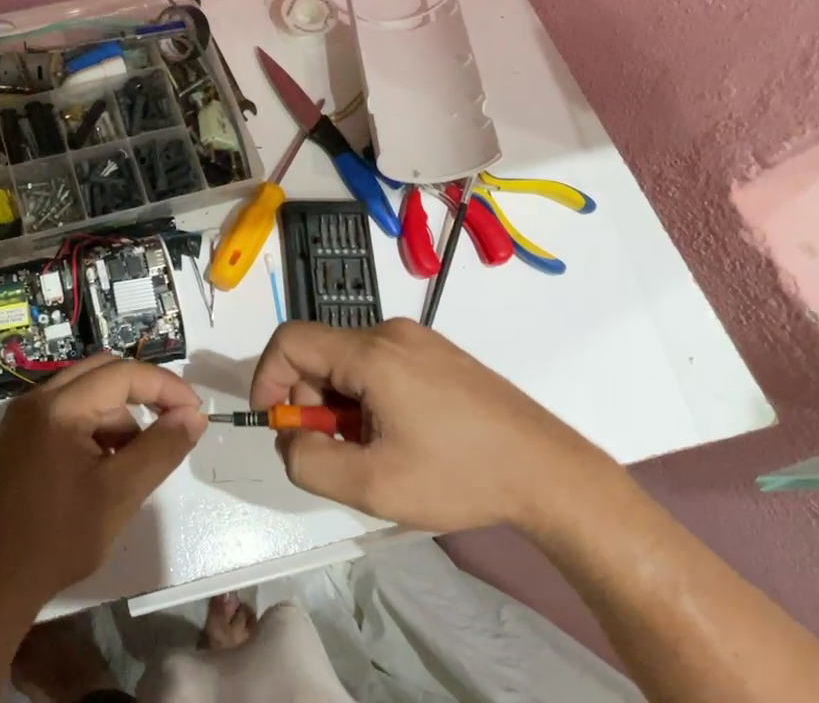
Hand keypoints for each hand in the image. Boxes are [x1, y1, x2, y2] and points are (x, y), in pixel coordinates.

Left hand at [0, 354, 208, 609]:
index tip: (196, 415)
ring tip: (132, 465)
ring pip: (84, 394)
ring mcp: (21, 419)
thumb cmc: (57, 538)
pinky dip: (93, 430)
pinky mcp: (17, 440)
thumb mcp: (120, 494)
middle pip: (102, 373)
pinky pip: (65, 415)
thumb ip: (161, 448)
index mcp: (57, 406)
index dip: (165, 387)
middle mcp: (34, 400)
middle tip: (172, 427)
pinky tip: (103, 470)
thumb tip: (194, 415)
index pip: (122, 374)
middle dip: (142, 396)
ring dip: (117, 417)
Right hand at [249, 318, 618, 532]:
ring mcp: (421, 342)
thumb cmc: (459, 477)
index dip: (267, 378)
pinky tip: (400, 437)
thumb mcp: (371, 485)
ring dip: (342, 405)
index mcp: (373, 353)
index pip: (290, 341)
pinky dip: (369, 399)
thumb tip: (290, 437)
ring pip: (351, 363)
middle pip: (321, 353)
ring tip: (374, 450)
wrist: (551, 475)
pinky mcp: (441, 356)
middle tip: (334, 450)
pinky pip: (381, 367)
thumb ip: (308, 462)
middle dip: (311, 402)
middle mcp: (393, 333)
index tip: (276, 422)